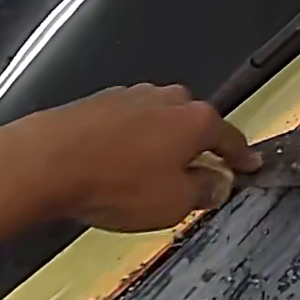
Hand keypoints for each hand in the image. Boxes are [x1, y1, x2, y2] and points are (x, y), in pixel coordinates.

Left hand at [0, 84, 259, 231]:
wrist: (51, 160)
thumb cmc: (109, 179)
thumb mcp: (174, 204)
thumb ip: (205, 191)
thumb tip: (216, 184)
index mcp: (195, 120)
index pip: (231, 138)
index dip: (242, 156)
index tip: (248, 164)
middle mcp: (170, 100)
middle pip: (196, 128)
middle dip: (196, 154)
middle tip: (191, 186)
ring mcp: (137, 96)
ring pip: (163, 124)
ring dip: (161, 148)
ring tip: (143, 184)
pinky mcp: (109, 100)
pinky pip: (134, 123)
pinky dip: (133, 143)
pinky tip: (118, 169)